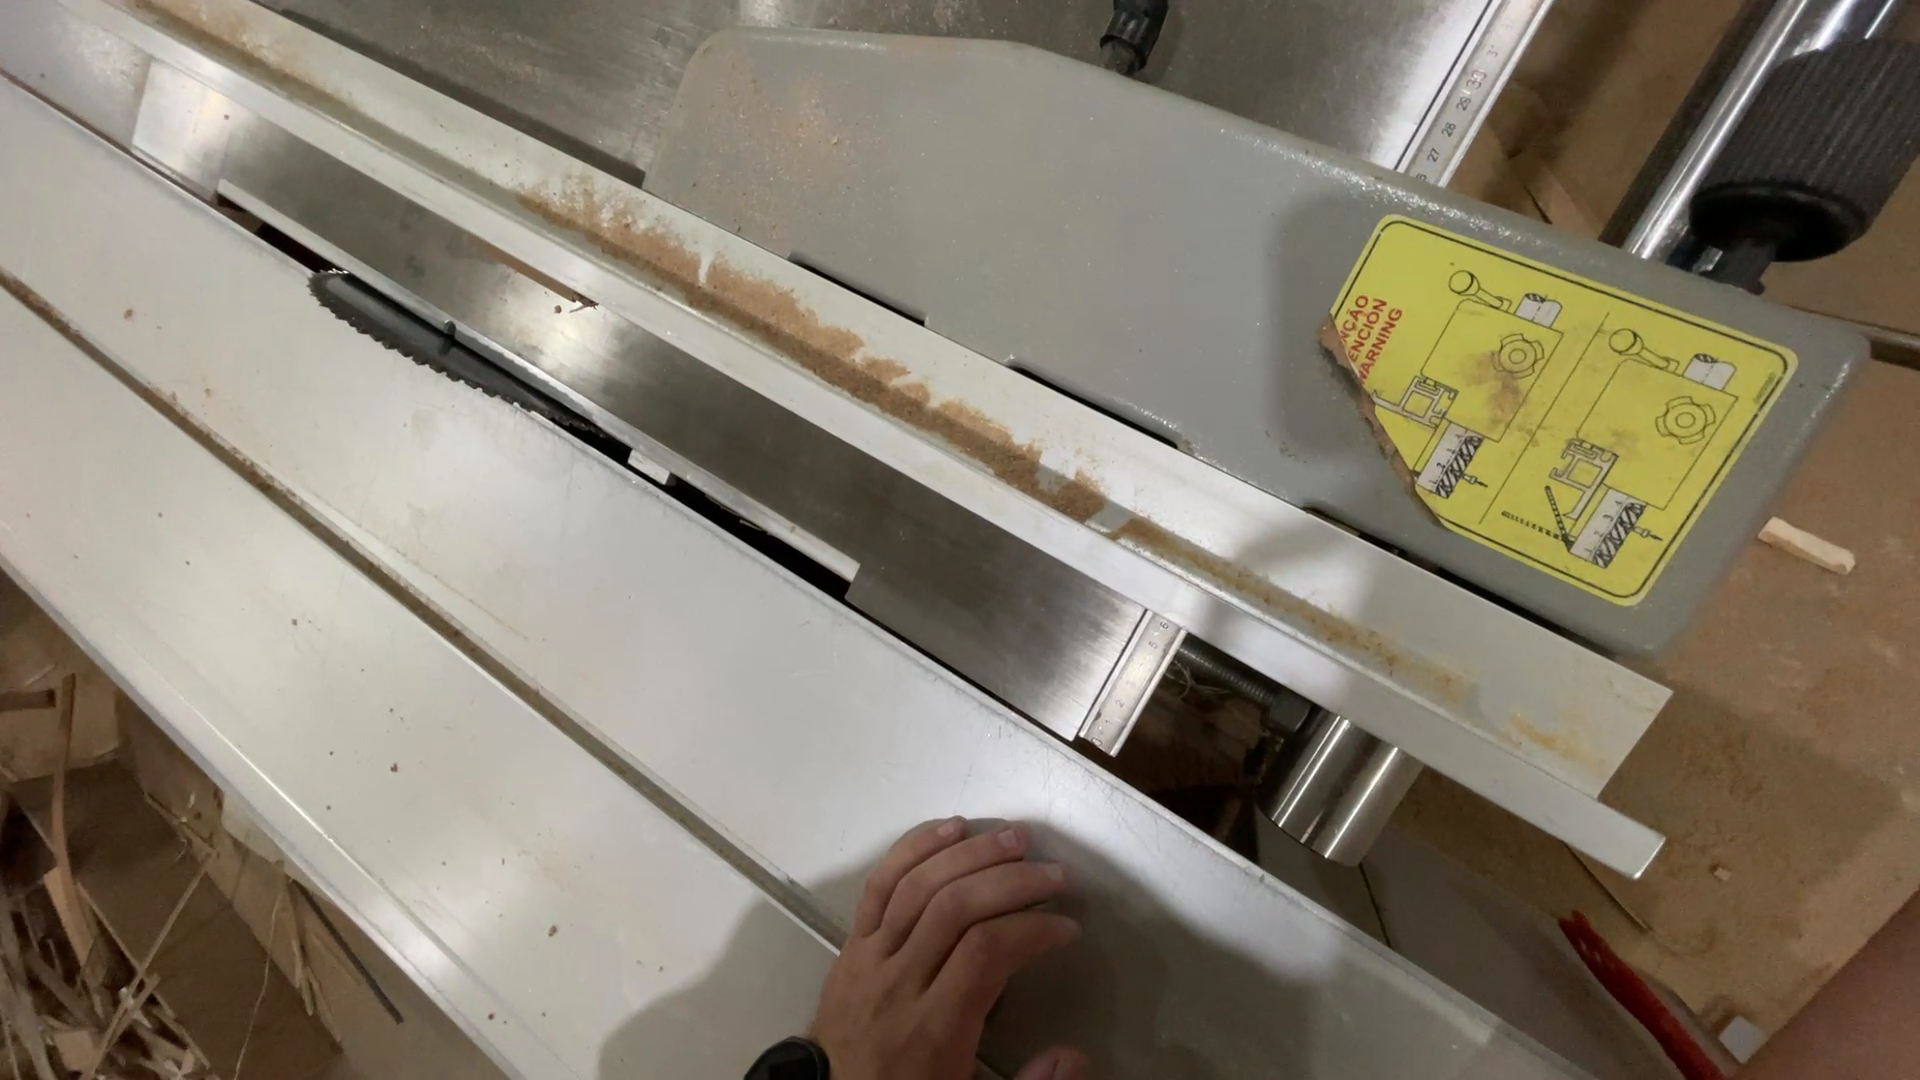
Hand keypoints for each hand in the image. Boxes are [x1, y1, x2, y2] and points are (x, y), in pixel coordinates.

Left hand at [811, 818, 1087, 1079]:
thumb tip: (1076, 1052)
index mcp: (932, 1031)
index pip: (985, 952)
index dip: (1032, 929)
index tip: (1066, 927)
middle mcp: (898, 982)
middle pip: (955, 907)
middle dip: (1012, 881)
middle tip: (1055, 873)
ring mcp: (869, 956)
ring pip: (919, 885)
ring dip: (971, 853)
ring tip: (1015, 838)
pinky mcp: (851, 942)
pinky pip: (880, 884)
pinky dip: (915, 847)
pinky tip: (951, 828)